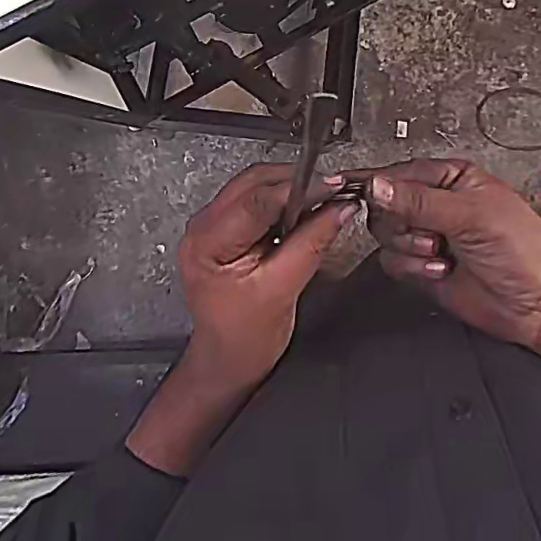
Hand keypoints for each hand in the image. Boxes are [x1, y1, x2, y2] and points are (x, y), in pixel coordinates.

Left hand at [177, 162, 353, 388]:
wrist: (228, 359)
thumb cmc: (244, 337)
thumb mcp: (283, 291)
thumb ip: (311, 245)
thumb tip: (339, 209)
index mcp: (206, 243)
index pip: (255, 201)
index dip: (297, 189)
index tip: (331, 187)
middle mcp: (202, 227)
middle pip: (252, 183)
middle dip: (295, 181)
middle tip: (332, 187)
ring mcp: (211, 225)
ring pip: (254, 186)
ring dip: (290, 187)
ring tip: (323, 197)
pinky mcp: (225, 228)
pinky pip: (255, 200)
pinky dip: (282, 200)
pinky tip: (304, 209)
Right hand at [346, 159, 540, 349]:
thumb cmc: (526, 251)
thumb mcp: (471, 215)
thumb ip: (419, 200)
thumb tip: (376, 186)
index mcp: (449, 178)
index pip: (397, 173)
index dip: (377, 183)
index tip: (354, 189)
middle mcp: (434, 204)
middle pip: (383, 204)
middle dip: (402, 221)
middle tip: (428, 230)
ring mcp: (426, 235)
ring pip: (384, 233)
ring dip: (410, 247)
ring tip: (441, 251)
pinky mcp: (420, 266)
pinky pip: (391, 261)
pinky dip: (413, 268)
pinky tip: (441, 269)